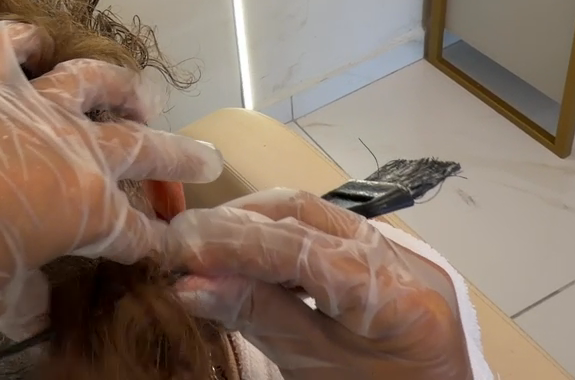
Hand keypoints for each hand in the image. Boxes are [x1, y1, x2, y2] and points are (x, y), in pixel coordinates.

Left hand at [0, 20, 223, 379]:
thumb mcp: (1, 305)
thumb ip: (31, 302)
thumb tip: (37, 305)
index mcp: (86, 207)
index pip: (137, 230)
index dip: (160, 242)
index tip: (174, 244)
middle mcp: (71, 146)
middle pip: (141, 149)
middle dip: (179, 158)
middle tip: (207, 157)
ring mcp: (29, 106)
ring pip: (91, 81)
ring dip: (119, 85)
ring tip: (138, 91)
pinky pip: (12, 43)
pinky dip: (26, 39)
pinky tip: (35, 41)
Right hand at [167, 188, 473, 379]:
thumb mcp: (316, 373)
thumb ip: (256, 316)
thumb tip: (187, 284)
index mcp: (394, 295)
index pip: (297, 247)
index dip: (232, 243)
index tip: (178, 247)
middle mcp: (395, 256)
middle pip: (299, 211)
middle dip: (236, 221)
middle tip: (183, 239)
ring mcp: (389, 251)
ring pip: (303, 212)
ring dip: (250, 224)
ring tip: (207, 246)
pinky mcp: (374, 257)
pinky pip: (315, 230)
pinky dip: (273, 237)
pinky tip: (245, 256)